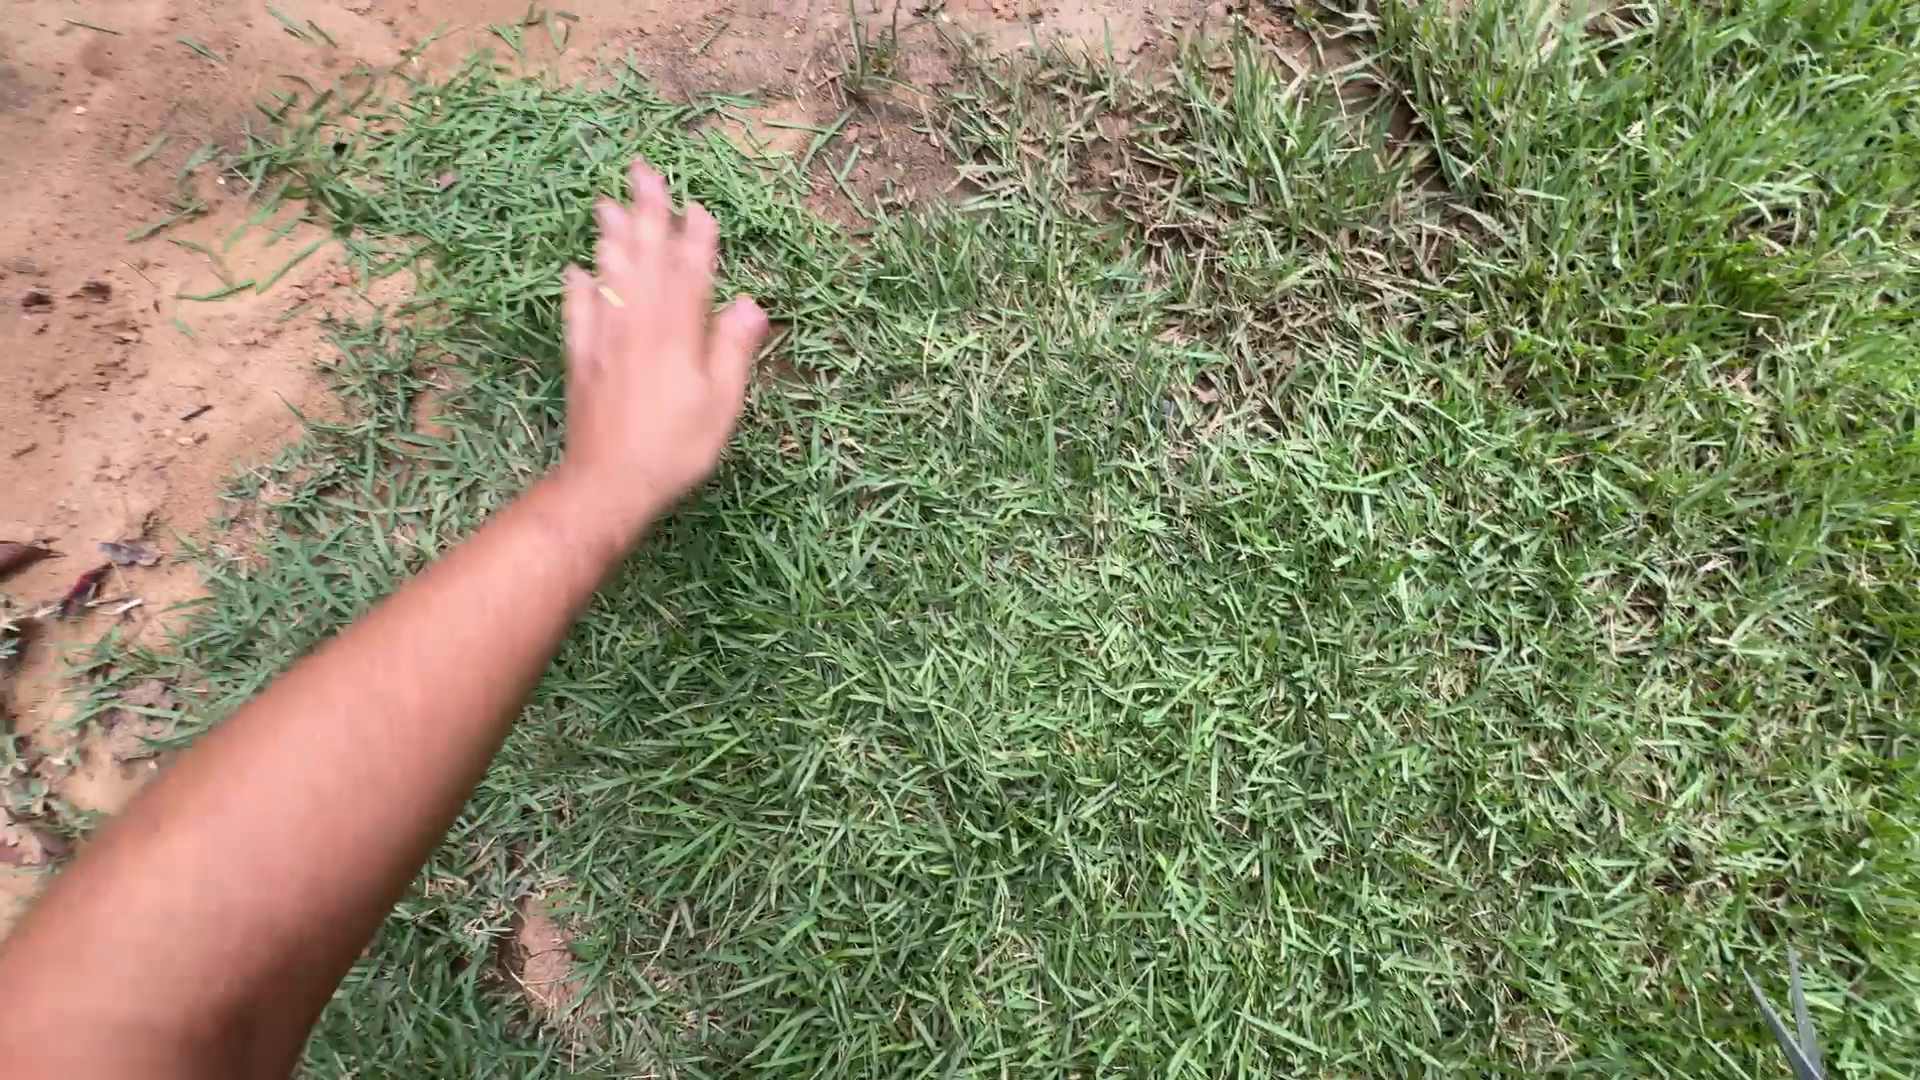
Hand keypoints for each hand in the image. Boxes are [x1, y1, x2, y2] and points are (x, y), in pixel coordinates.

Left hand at [554, 159, 768, 544]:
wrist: (611, 481)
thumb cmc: (678, 446)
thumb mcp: (721, 404)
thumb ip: (733, 350)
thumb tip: (750, 304)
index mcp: (677, 337)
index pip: (690, 276)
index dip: (696, 241)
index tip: (700, 207)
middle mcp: (638, 328)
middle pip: (645, 263)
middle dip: (649, 218)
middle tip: (644, 174)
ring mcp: (604, 342)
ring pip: (608, 279)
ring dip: (610, 241)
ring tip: (607, 204)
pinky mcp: (581, 361)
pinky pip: (577, 315)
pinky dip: (576, 289)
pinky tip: (574, 270)